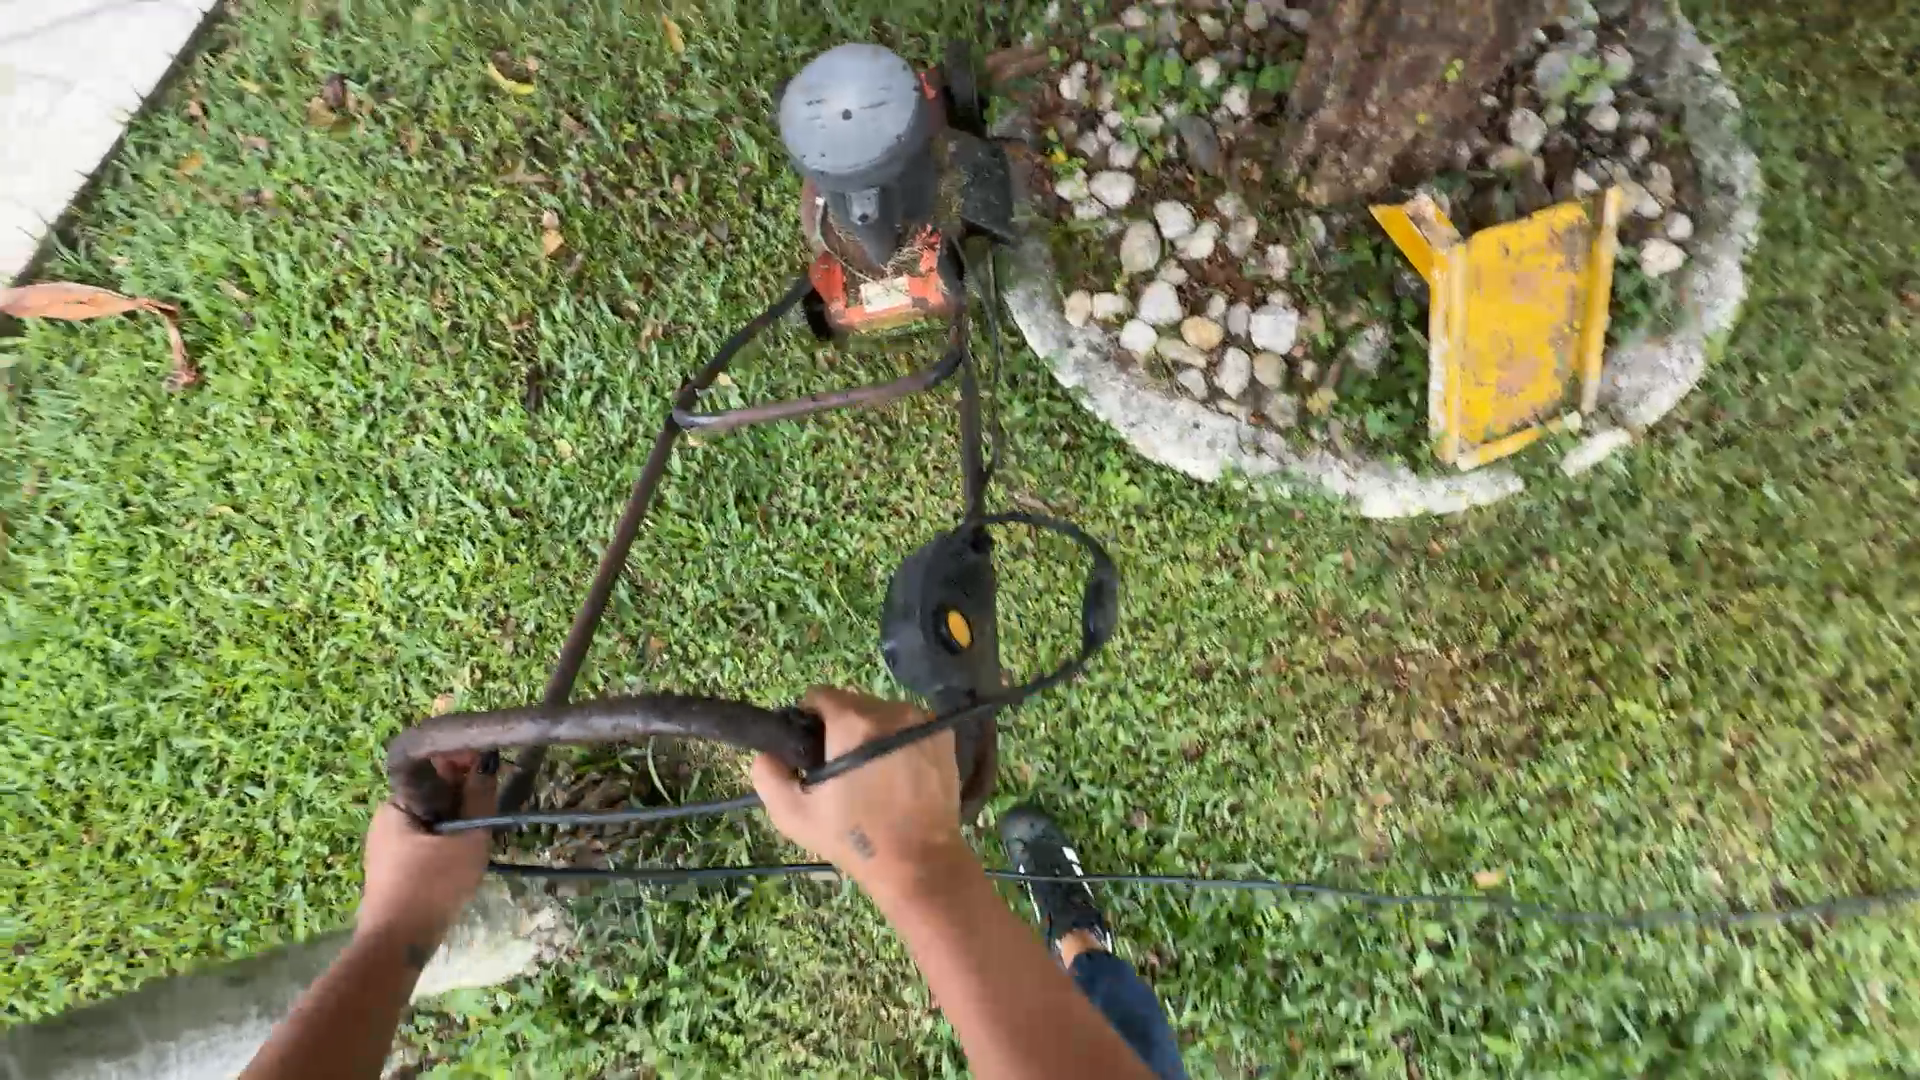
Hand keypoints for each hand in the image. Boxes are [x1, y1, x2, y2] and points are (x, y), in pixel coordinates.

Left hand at [358, 752, 494, 945]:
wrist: (398, 942)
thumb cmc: (434, 884)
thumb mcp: (468, 837)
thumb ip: (479, 797)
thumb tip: (486, 762)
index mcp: (397, 804)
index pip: (433, 765)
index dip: (464, 760)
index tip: (492, 765)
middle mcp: (387, 817)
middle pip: (434, 788)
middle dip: (465, 788)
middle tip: (494, 797)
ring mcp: (388, 841)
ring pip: (433, 812)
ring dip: (460, 812)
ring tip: (486, 823)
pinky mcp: (395, 862)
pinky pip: (428, 832)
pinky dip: (449, 831)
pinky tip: (468, 845)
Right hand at [751, 687, 971, 899]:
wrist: (919, 859)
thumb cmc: (855, 837)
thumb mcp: (795, 814)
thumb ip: (769, 775)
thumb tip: (767, 752)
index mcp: (852, 721)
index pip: (820, 695)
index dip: (809, 719)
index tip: (812, 748)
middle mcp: (889, 709)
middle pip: (853, 702)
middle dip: (841, 726)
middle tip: (841, 766)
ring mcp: (920, 719)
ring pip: (882, 711)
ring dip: (872, 731)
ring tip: (872, 771)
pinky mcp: (942, 733)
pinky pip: (909, 723)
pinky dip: (899, 738)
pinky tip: (898, 770)